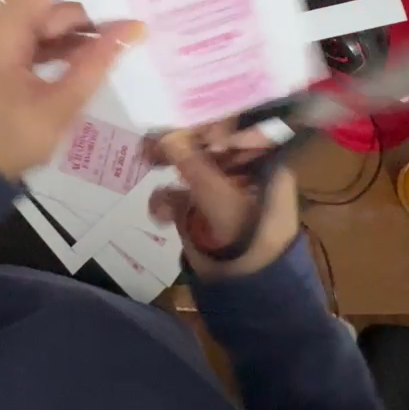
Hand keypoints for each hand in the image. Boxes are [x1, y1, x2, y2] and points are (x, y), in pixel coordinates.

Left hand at [0, 0, 144, 179]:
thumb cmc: (7, 142)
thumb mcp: (59, 107)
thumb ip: (96, 63)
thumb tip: (134, 28)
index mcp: (3, 29)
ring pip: (40, 1)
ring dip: (78, 13)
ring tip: (121, 33)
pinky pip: (34, 24)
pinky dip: (64, 32)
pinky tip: (95, 50)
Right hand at [149, 128, 300, 279]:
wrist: (251, 292)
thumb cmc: (248, 236)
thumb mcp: (218, 195)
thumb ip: (191, 161)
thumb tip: (165, 132)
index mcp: (263, 162)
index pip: (232, 127)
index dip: (203, 121)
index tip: (175, 117)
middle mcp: (243, 173)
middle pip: (205, 146)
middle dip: (177, 142)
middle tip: (151, 136)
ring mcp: (221, 193)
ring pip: (188, 168)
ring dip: (167, 166)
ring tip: (146, 160)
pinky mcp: (203, 213)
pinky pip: (180, 195)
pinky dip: (166, 200)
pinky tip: (160, 213)